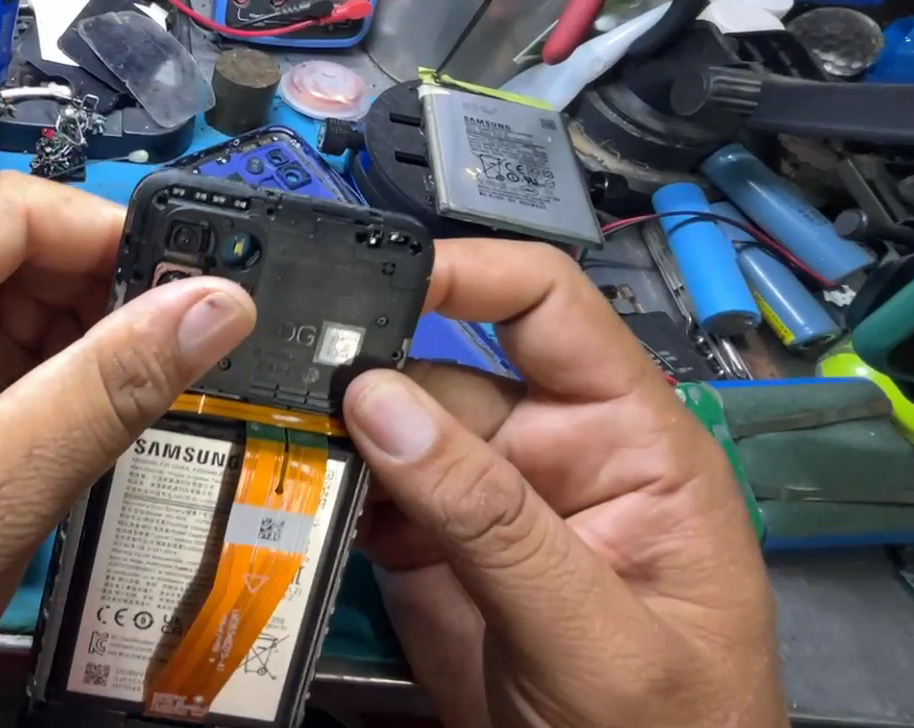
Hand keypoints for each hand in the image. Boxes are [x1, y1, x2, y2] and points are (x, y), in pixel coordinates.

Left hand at [0, 173, 256, 727]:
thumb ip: (113, 384)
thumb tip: (217, 303)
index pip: (5, 213)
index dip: (106, 239)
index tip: (187, 284)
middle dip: (83, 296)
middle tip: (160, 349)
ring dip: (55, 336)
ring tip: (108, 393)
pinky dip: (17, 365)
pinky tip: (50, 409)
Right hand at [342, 240, 783, 727]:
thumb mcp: (599, 639)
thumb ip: (491, 519)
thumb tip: (375, 399)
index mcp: (622, 435)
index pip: (544, 304)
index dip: (465, 274)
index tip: (372, 277)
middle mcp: (540, 442)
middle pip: (434, 366)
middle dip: (367, 375)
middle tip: (295, 389)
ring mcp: (474, 488)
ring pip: (383, 421)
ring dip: (336, 434)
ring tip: (292, 450)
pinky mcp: (422, 530)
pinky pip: (361, 478)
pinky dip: (327, 483)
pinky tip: (309, 503)